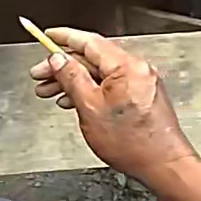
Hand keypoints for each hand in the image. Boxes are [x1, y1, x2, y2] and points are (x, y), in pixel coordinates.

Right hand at [29, 26, 198, 182]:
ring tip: (49, 90)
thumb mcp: (89, 107)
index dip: (64, 38)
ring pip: (98, 73)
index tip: (47, 35)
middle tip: (39, 74)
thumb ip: (71, 78)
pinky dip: (88, 89)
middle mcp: (137, 70)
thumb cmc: (132, 142)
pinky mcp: (140, 96)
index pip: (89, 42)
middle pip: (92, 58)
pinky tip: (72, 100)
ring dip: (72, 80)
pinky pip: (108, 84)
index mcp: (127, 67)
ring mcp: (140, 83)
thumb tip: (58, 59)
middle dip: (62, 66)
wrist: (161, 165)